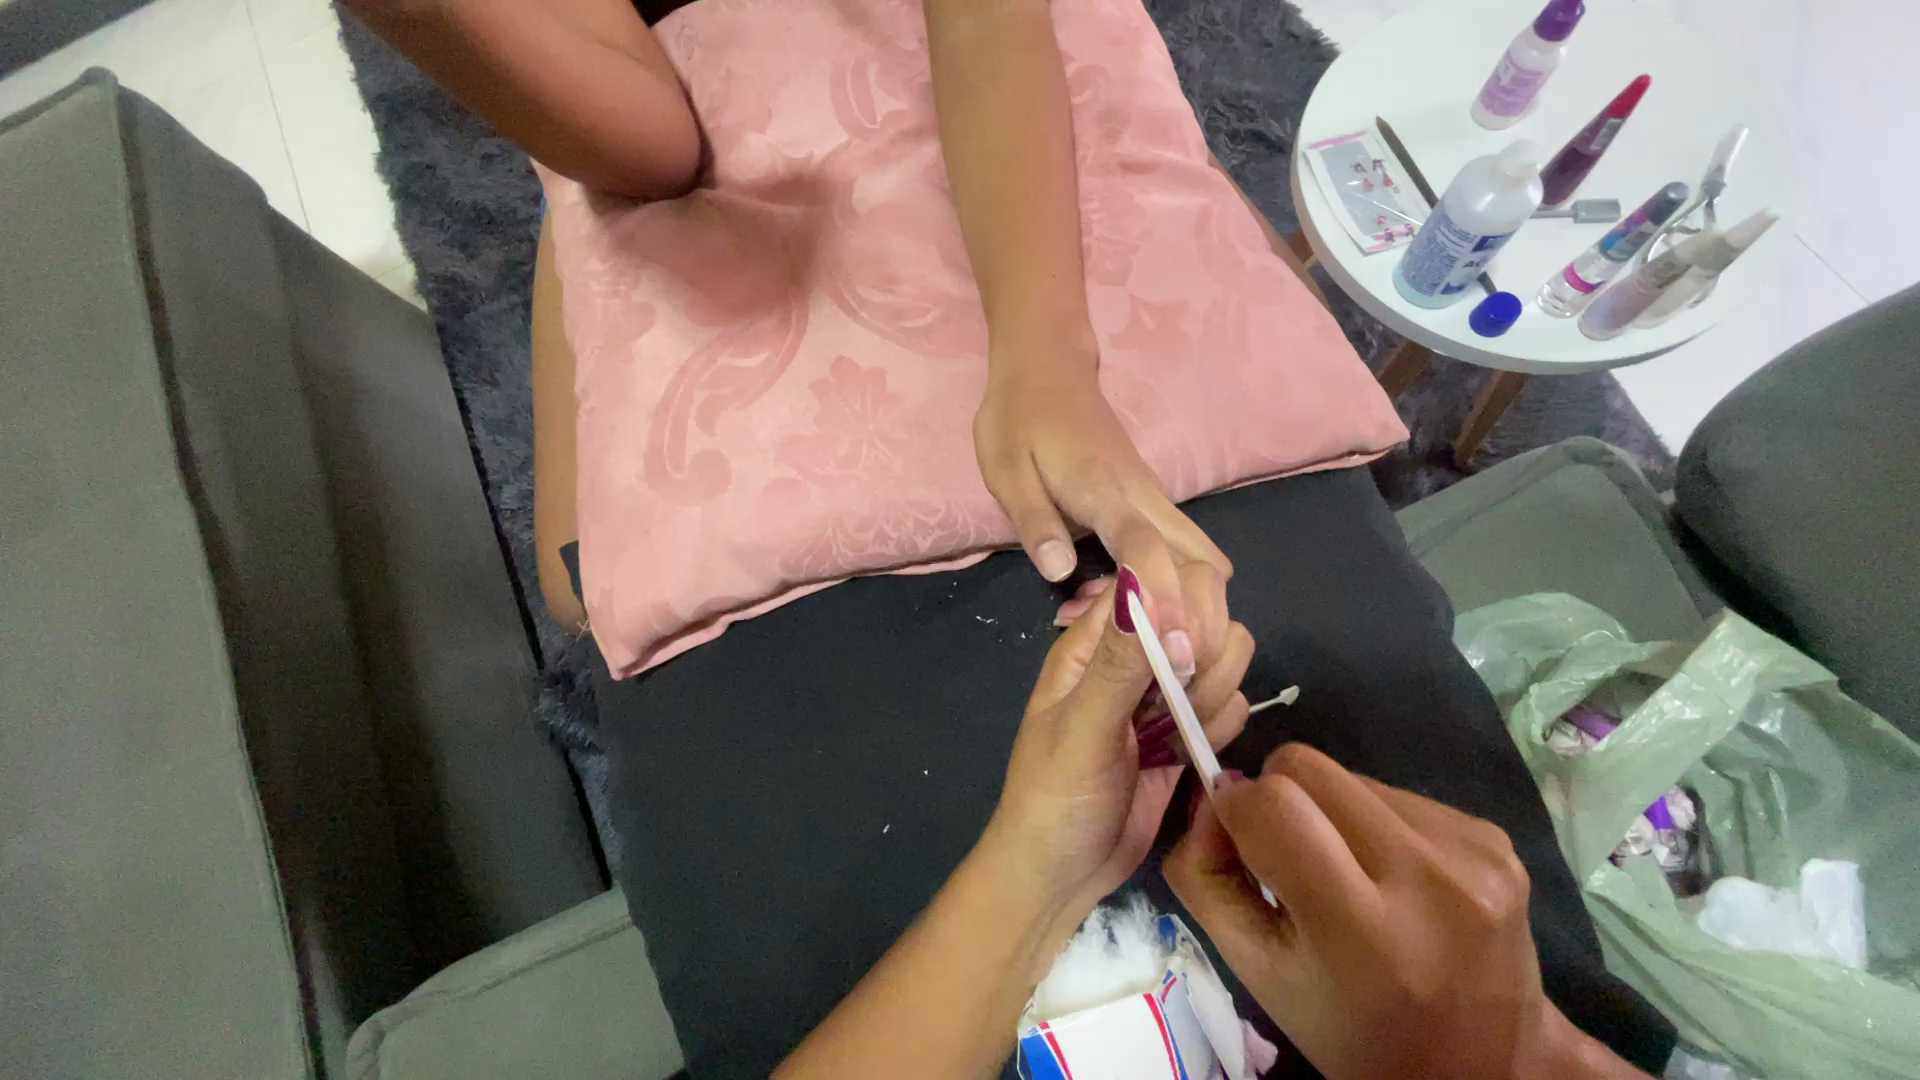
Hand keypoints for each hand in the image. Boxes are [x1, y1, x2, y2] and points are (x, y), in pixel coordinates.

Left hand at [974, 344, 1230, 676]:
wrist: (1047, 368)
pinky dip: (1187, 592)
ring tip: (1164, 658)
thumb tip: (1060, 572)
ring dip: (1200, 610)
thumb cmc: (1019, 419)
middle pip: (1202, 563)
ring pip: (1205, 560)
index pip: (1145, 546)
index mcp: (1104, 490)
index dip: (1160, 597)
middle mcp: (1146, 497)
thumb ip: (1035, 521)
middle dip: (1200, 620)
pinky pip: (1189, 554)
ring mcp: (1157, 500)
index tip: (1169, 648)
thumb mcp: (1006, 470)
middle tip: (1173, 673)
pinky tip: (1151, 621)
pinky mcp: (1155, 504)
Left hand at [988, 565, 1251, 920]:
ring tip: (1174, 736)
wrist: (1062, 874)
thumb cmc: (1054, 799)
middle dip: (1207, 651)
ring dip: (1214, 692)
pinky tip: (1187, 757)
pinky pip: (1230, 702)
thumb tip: (1146, 583)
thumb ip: (1119, 663)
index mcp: (1094, 639)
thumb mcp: (1081, 730)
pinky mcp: (1187, 727)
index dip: (1183, 606)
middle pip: (1203, 607)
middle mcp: (1132, 653)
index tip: (1182, 658)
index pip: (1157, 577)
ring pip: (1224, 653)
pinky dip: (1221, 725)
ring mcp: (1162, 690)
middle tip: (1178, 701)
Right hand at [1166, 744, 1642, 1079]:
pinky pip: (1393, 790)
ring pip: (1348, 773)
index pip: (1272, 802)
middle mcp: (1427, 881)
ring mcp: (1471, 854)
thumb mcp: (1251, 968)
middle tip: (1293, 856)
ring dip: (1330, 811)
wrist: (1486, 1065)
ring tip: (1353, 875)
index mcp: (1361, 931)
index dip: (1237, 809)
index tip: (1242, 845)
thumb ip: (1204, 874)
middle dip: (1278, 796)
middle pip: (1306, 766)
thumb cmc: (1349, 1025)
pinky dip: (1374, 822)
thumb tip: (1214, 790)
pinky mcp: (1494, 838)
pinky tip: (1394, 877)